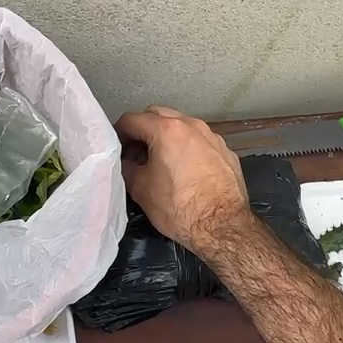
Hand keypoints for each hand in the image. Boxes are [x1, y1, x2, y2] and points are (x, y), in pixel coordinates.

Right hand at [114, 105, 250, 252]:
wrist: (222, 227)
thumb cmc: (180, 209)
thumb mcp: (140, 189)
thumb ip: (127, 167)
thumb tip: (126, 161)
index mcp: (167, 130)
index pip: (132, 119)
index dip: (118, 132)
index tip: (116, 145)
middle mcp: (192, 126)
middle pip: (158, 114)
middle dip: (143, 128)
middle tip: (135, 150)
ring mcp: (212, 137)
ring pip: (182, 125)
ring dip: (167, 136)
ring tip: (160, 159)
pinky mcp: (225, 151)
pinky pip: (200, 140)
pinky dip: (187, 147)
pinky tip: (184, 169)